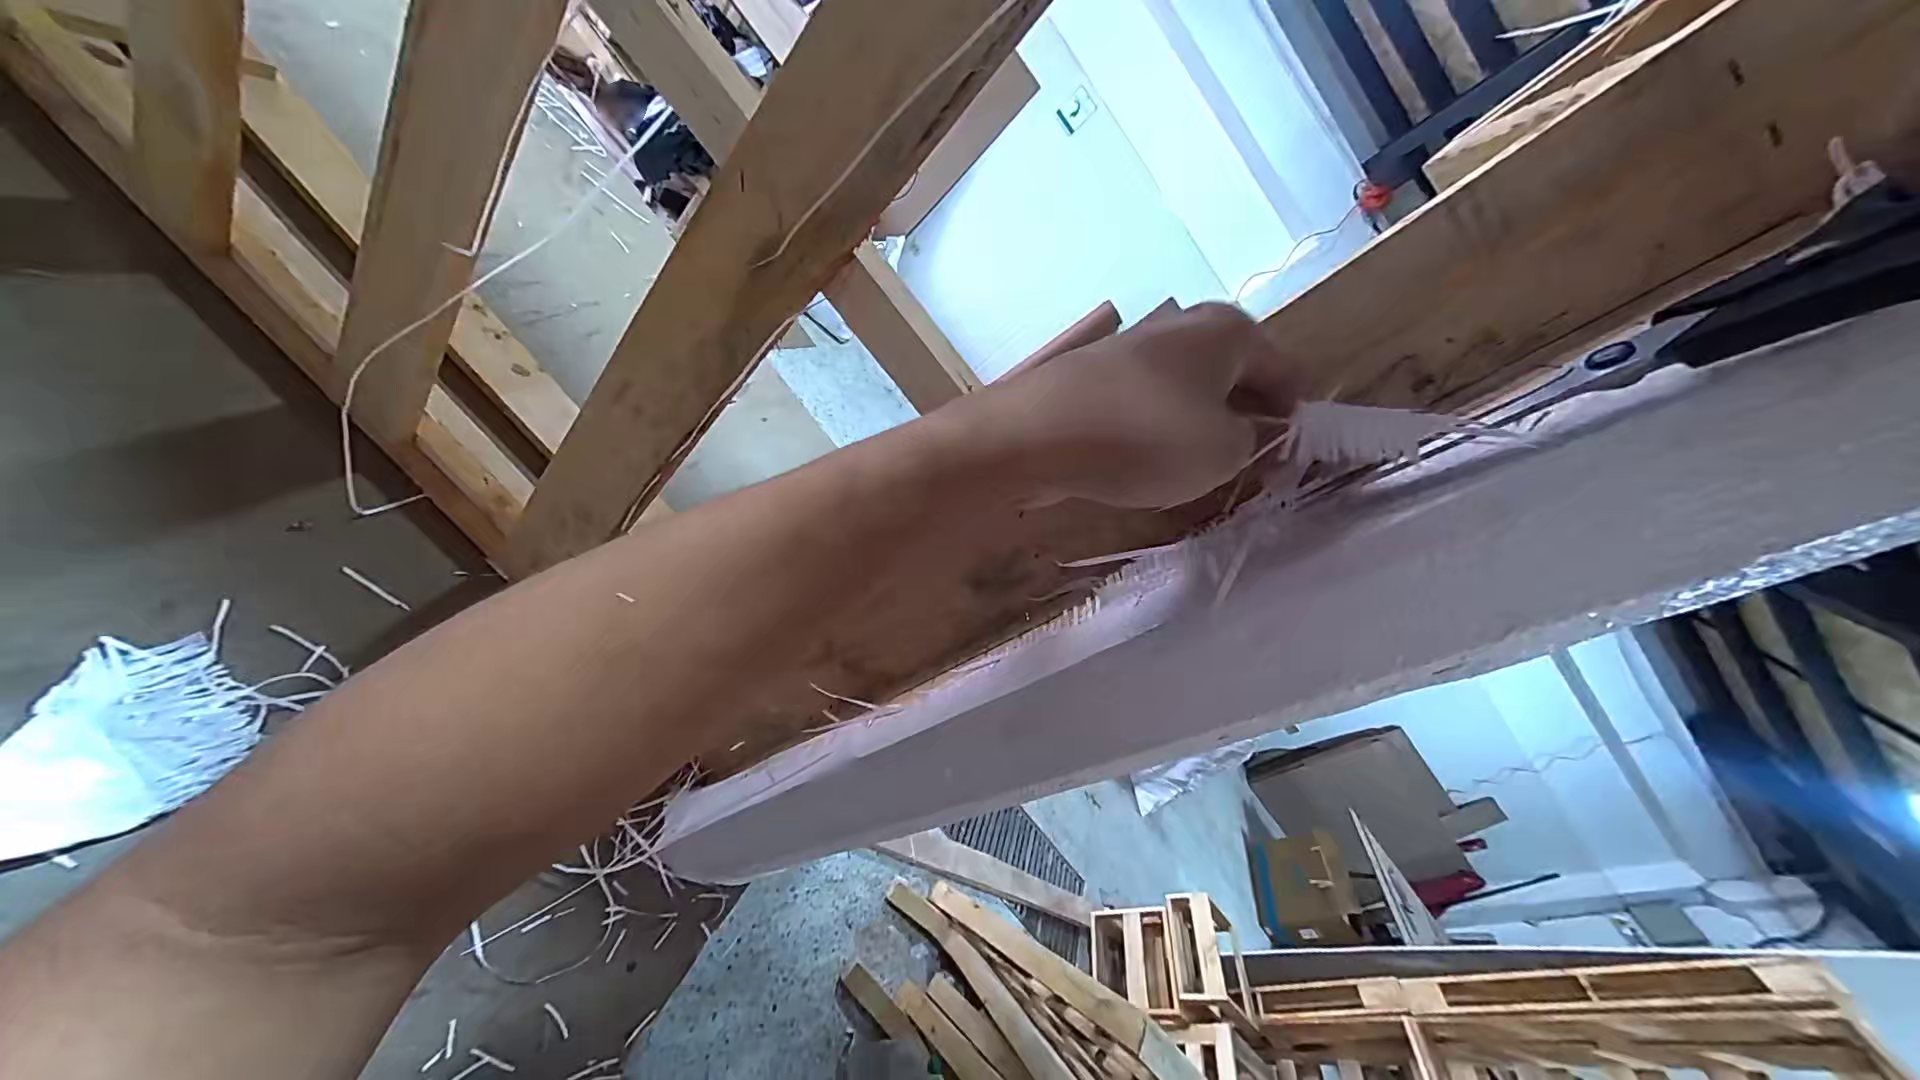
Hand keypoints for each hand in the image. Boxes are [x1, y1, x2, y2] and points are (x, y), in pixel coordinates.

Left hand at [956, 301, 1295, 509]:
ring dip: (1198, 419)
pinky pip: (1142, 402)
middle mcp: (1179, 328)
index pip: (1282, 369)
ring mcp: (1129, 349)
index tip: (1295, 448)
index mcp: (1226, 331)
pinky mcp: (1090, 378)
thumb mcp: (1223, 452)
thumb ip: (1250, 440)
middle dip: (1245, 412)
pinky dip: (1154, 426)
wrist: (1035, 435)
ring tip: (1200, 463)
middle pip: (1230, 372)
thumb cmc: (1145, 437)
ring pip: (1183, 387)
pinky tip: (1147, 456)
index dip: (1293, 411)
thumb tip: (1243, 432)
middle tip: (1251, 457)